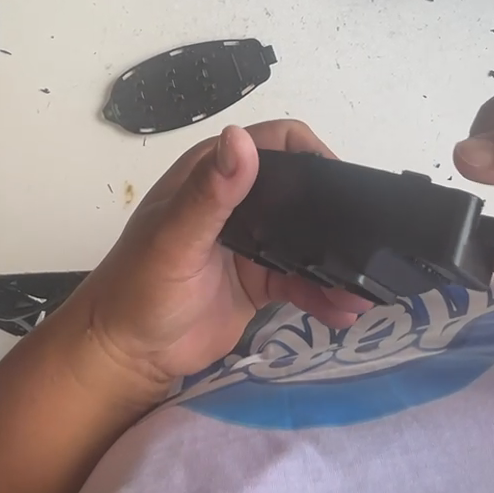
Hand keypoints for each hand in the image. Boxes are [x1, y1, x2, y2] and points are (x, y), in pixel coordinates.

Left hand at [64, 121, 373, 399]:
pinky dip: (324, 294)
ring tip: (362, 289)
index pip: (275, 144)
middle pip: (300, 189)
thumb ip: (209, 193)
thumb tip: (240, 139)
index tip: (342, 185)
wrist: (126, 353)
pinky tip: (344, 313)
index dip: (311, 153)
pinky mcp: (259, 280)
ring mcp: (252, 241)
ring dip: (335, 260)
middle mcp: (238, 200)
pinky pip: (302, 280)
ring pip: (307, 238)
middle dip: (335, 210)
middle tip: (366, 238)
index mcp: (214, 172)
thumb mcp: (174, 238)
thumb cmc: (139, 287)